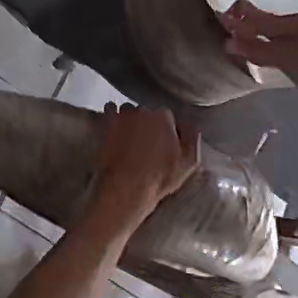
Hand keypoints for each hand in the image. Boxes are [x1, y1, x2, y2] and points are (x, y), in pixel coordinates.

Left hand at [90, 103, 199, 231]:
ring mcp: (122, 116)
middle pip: (147, 112)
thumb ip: (192, 137)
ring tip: (129, 137)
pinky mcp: (105, 123)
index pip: (167, 116)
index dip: (166, 129)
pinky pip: (110, 110)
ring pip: (129, 110)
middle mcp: (143, 111)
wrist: (126, 187)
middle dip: (147, 123)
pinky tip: (114, 128)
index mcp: (164, 117)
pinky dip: (112, 116)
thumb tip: (187, 124)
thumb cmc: (160, 177)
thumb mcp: (189, 162)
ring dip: (130, 119)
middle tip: (146, 142)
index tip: (164, 141)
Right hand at [218, 0, 297, 97]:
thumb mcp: (281, 58)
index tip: (223, 19)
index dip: (242, 19)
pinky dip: (273, 43)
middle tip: (229, 31)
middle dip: (250, 26)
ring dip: (260, 35)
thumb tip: (227, 42)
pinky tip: (265, 50)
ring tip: (243, 42)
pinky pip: (287, 39)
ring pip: (279, 31)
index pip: (265, 17)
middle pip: (271, 22)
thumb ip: (254, 48)